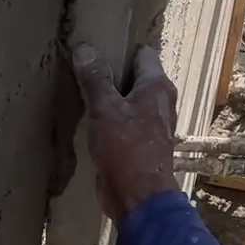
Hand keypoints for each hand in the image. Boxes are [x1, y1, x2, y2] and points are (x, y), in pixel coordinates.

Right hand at [72, 43, 178, 222]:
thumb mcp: (105, 109)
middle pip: (136, 79)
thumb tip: (84, 49)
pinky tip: (92, 127)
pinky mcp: (141, 146)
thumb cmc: (126, 148)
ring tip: (84, 99)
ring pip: (130, 104)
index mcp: (157, 87)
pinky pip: (125, 125)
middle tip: (84, 75)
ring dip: (111, 102)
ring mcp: (152, 126)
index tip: (95, 54)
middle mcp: (160, 103)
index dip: (120, 51)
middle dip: (113, 77)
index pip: (143, 55)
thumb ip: (95, 79)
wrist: (137, 195)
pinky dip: (110, 122)